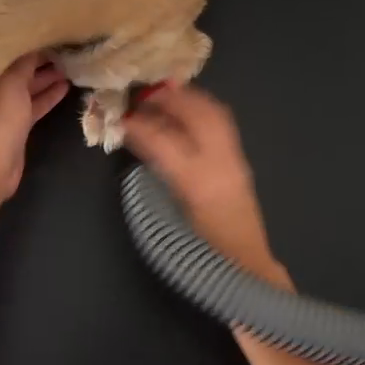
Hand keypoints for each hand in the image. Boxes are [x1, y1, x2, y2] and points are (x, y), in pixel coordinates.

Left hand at [0, 52, 69, 199]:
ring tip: (69, 65)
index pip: (4, 55)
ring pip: (27, 90)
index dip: (24, 44)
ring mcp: (2, 111)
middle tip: (62, 48)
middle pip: (16, 71)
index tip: (45, 33)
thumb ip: (23, 64)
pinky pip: (33, 106)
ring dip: (46, 79)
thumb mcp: (10, 85)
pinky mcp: (15, 127)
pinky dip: (47, 97)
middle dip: (38, 61)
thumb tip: (34, 46)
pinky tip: (65, 86)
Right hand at [122, 84, 289, 286]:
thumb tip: (138, 150)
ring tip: (165, 97)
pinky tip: (188, 114)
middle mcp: (219, 165)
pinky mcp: (241, 164)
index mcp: (196, 183)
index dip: (139, 125)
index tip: (121, 117)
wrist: (242, 269)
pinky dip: (203, 111)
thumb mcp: (166, 222)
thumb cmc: (198, 256)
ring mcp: (235, 161)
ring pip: (215, 114)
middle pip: (196, 114)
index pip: (163, 139)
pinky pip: (223, 125)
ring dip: (189, 100)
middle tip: (143, 95)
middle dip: (169, 99)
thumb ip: (150, 183)